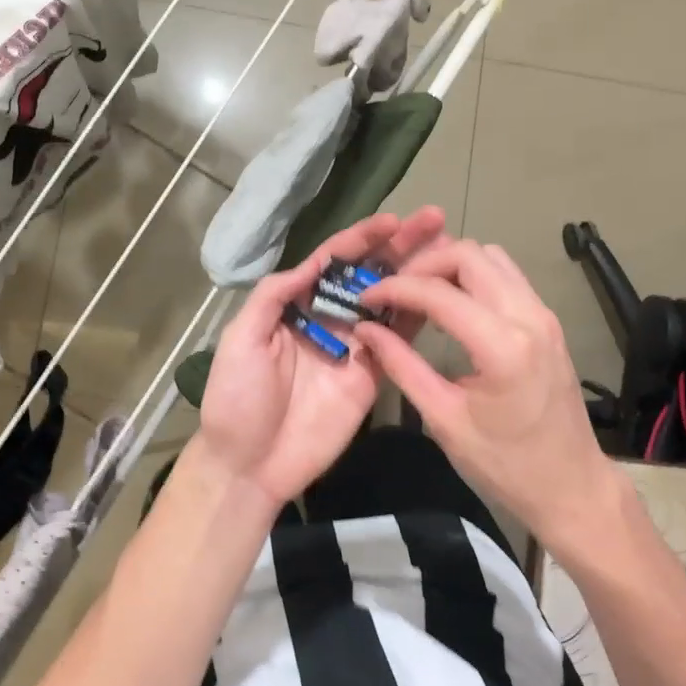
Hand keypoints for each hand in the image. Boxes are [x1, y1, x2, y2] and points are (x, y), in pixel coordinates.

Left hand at [198, 207, 448, 505]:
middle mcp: (328, 318)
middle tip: (434, 220)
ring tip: (449, 248)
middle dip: (399, 247)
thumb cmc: (237, 398)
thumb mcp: (243, 339)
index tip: (393, 220)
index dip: (362, 239)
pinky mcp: (372, 377)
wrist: (249, 465)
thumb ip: (275, 296)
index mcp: (296, 304)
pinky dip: (418, 318)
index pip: (333, 262)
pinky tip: (442, 295)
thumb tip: (314, 262)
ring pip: (389, 301)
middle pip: (368, 274)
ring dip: (416, 274)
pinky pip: (397, 343)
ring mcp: (354, 347)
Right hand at [355, 241, 623, 548]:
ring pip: (491, 257)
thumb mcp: (444, 420)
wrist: (573, 488)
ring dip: (451, 265)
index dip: (395, 288)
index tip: (366, 298)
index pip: (438, 292)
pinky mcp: (548, 321)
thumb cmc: (506, 465)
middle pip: (469, 254)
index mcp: (503, 346)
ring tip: (419, 294)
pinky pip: (506, 276)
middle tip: (393, 291)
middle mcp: (529, 317)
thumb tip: (365, 331)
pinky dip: (473, 277)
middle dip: (423, 264)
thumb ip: (402, 367)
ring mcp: (543, 315)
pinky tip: (450, 306)